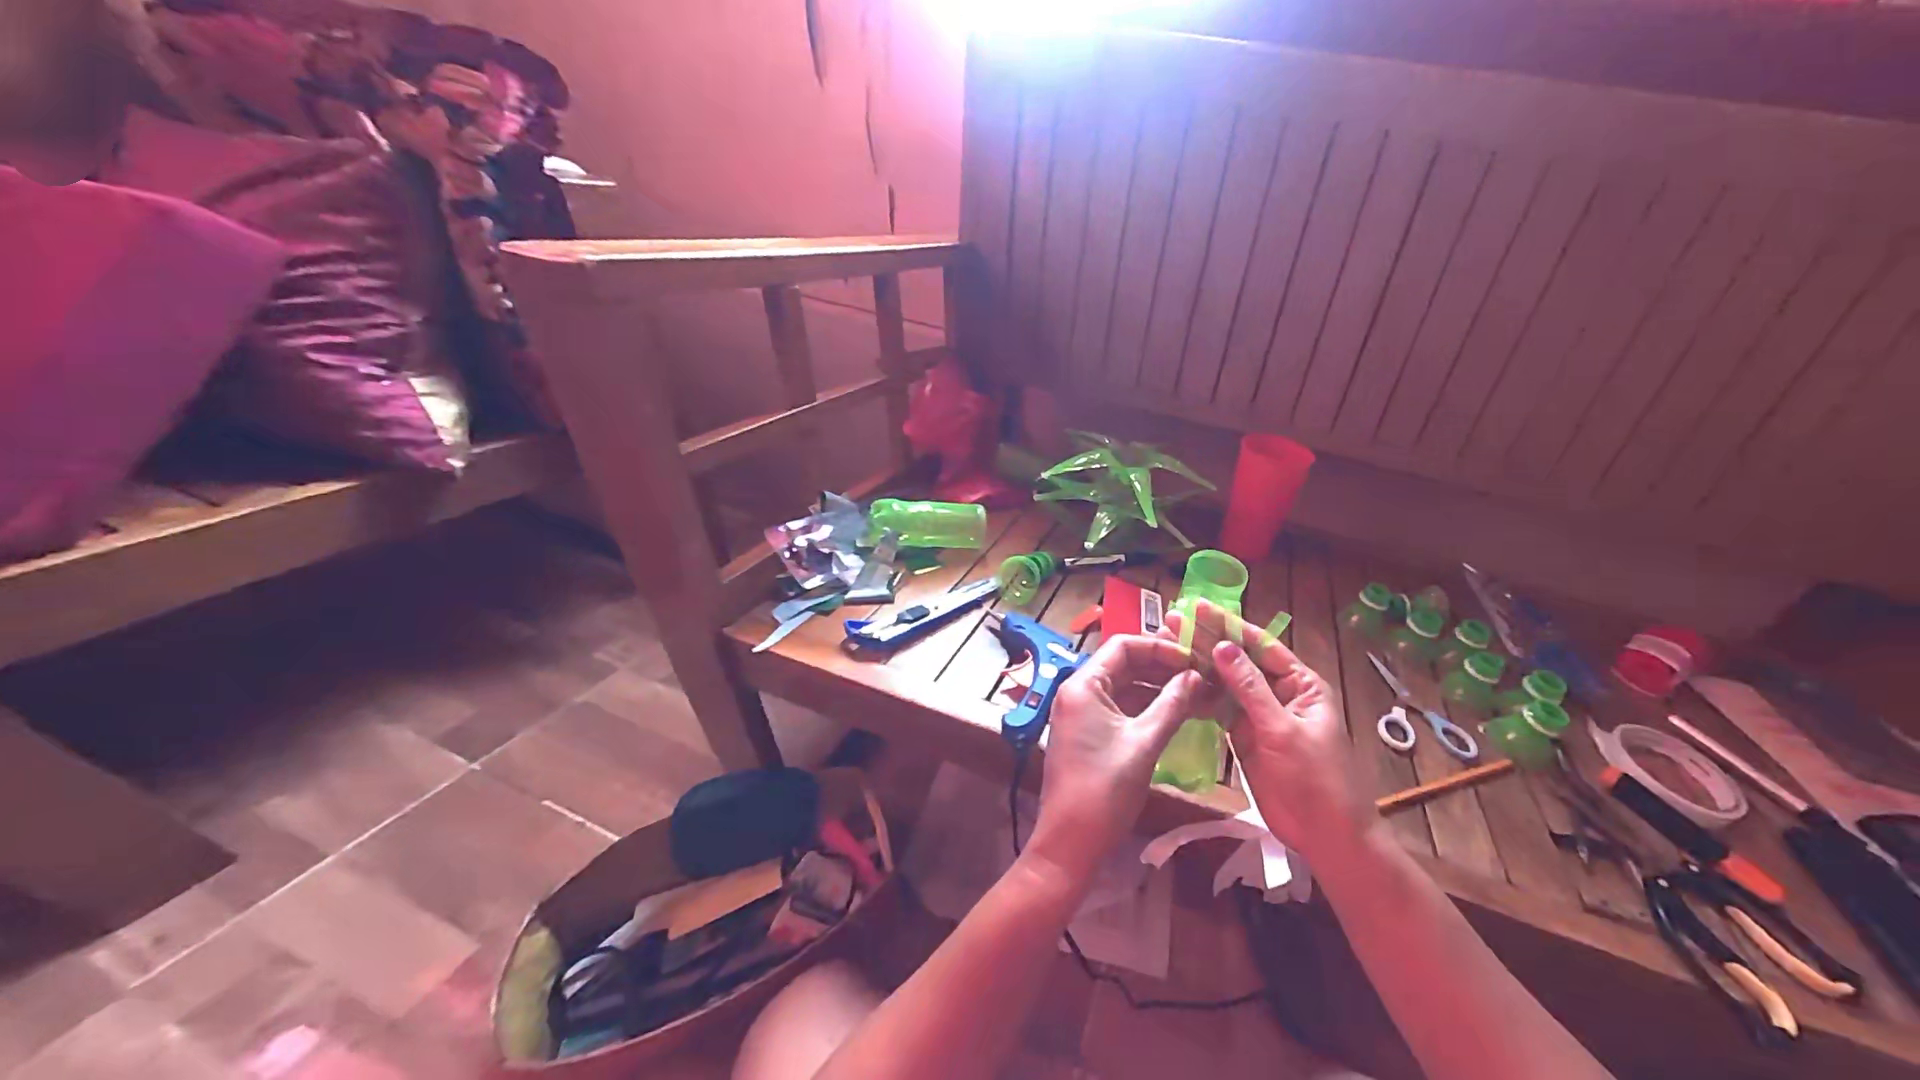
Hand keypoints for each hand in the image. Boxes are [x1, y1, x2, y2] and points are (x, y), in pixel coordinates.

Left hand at [1023, 635, 1202, 882]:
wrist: (1071, 839)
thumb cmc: (1105, 788)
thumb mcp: (1144, 743)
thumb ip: (1172, 705)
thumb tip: (1196, 676)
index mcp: (1083, 685)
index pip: (1123, 645)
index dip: (1160, 648)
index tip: (1194, 659)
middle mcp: (1078, 691)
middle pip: (1124, 664)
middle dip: (1163, 668)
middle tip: (1203, 676)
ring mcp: (1081, 713)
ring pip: (1124, 687)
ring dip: (1158, 689)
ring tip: (1198, 694)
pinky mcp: (1088, 733)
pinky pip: (1120, 708)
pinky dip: (1147, 708)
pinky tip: (1178, 714)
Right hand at [1176, 601, 1376, 862]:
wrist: (1326, 834)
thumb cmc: (1316, 779)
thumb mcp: (1283, 729)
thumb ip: (1250, 688)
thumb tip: (1221, 647)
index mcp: (1300, 684)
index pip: (1260, 645)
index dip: (1229, 625)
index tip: (1199, 607)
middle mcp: (1278, 692)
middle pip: (1238, 660)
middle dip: (1207, 639)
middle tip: (1174, 620)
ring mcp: (1258, 714)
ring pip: (1224, 682)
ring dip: (1198, 665)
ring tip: (1167, 645)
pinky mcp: (1243, 734)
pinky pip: (1218, 707)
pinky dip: (1199, 694)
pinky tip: (1176, 681)